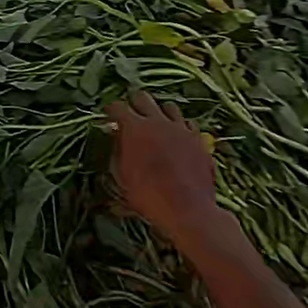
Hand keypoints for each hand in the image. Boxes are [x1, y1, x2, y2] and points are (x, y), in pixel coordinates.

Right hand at [106, 92, 236, 246]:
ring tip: (156, 122)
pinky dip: (180, 125)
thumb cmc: (148, 195)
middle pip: (143, 98)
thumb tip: (117, 139)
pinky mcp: (198, 139)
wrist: (188, 210)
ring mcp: (181, 128)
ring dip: (159, 112)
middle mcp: (158, 121)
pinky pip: (188, 123)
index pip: (118, 107)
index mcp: (135, 128)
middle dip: (134, 103)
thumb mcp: (121, 175)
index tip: (109, 115)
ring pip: (168, 106)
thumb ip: (117, 151)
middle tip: (130, 114)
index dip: (111, 110)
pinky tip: (177, 136)